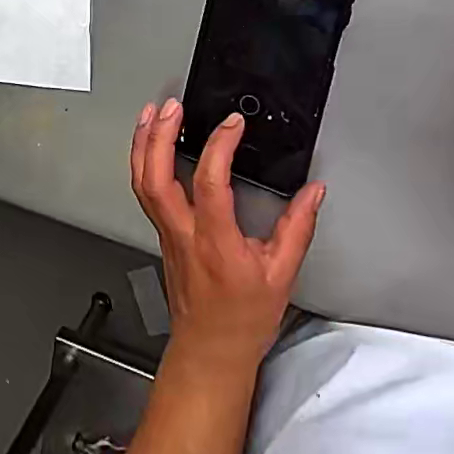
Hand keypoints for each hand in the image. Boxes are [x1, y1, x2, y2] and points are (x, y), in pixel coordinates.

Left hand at [129, 98, 324, 365]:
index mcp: (216, 243)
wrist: (210, 346)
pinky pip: (143, 189)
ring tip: (151, 113)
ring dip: (143, 143)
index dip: (219, 148)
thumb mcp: (281, 274)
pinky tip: (147, 144)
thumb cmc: (241, 317)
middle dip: (160, 136)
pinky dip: (141, 160)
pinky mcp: (160, 231)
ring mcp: (166, 231)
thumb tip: (312, 193)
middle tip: (172, 107)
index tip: (232, 124)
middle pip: (157, 177)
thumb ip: (297, 228)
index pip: (210, 184)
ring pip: (142, 181)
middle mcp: (183, 233)